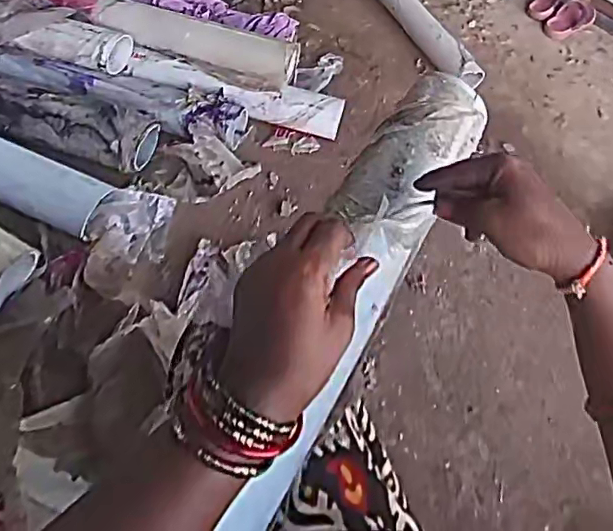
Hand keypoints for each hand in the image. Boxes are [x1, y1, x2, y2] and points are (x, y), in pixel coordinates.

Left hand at [219, 213, 377, 421]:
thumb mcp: (339, 329)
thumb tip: (365, 265)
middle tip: (338, 253)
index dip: (346, 235)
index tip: (351, 248)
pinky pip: (272, 256)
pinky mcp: (247, 278)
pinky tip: (296, 289)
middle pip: (307, 221)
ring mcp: (260, 268)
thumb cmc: (298, 368)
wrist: (255, 392)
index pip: (331, 228)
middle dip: (326, 230)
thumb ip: (352, 286)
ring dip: (306, 244)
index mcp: (307, 271)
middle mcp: (280, 262)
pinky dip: (287, 261)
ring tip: (318, 277)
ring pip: (288, 236)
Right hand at [415, 153, 595, 282]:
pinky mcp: (523, 199)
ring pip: (480, 192)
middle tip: (437, 210)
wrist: (572, 256)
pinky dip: (482, 214)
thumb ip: (461, 209)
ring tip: (466, 229)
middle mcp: (510, 168)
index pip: (459, 170)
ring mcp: (518, 183)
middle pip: (469, 179)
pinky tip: (480, 231)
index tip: (419, 186)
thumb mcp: (490, 221)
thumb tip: (439, 204)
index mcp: (501, 165)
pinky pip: (492, 201)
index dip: (437, 181)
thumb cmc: (535, 234)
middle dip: (454, 197)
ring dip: (468, 209)